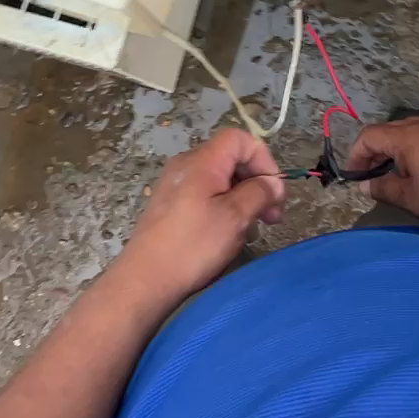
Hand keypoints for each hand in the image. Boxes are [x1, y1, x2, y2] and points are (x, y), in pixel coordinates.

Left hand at [112, 129, 285, 306]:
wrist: (145, 279)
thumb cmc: (193, 244)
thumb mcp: (235, 218)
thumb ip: (259, 193)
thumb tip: (273, 183)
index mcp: (203, 160)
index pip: (239, 139)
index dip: (263, 159)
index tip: (273, 191)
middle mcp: (186, 164)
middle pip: (230, 158)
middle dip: (255, 182)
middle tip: (271, 216)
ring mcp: (175, 183)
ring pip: (219, 178)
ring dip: (242, 197)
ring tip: (250, 229)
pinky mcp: (169, 204)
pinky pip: (204, 193)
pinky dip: (223, 206)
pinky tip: (226, 234)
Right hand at [346, 116, 418, 227]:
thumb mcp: (413, 199)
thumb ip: (383, 189)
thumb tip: (364, 185)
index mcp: (406, 137)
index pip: (369, 137)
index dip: (355, 155)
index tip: (353, 177)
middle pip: (386, 131)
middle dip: (373, 152)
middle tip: (370, 176)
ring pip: (406, 130)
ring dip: (393, 148)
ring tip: (394, 171)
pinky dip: (413, 145)